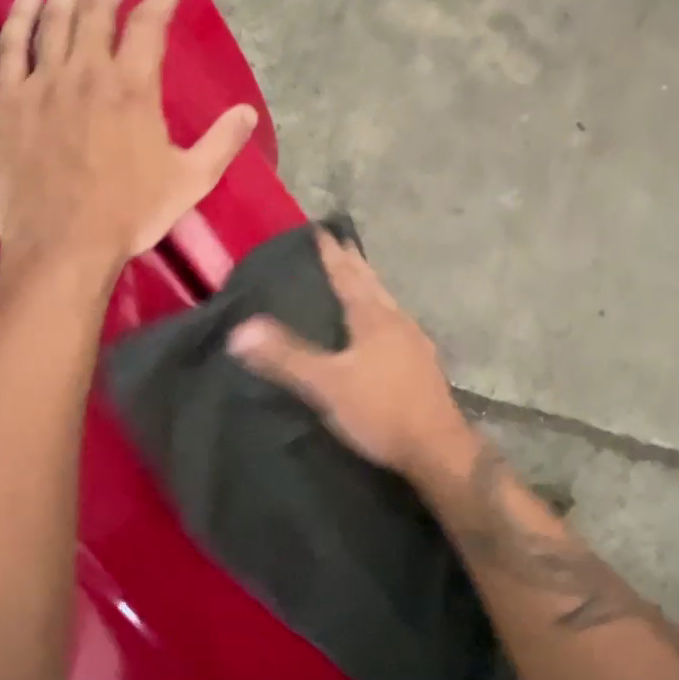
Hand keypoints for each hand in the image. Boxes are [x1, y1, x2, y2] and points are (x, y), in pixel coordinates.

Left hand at [0, 0, 256, 273]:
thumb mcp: (190, 182)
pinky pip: (12, 46)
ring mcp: (44, 84)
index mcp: (134, 88)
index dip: (159, 4)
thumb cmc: (130, 214)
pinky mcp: (10, 102)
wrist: (63, 245)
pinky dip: (21, 16)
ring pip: (55, 19)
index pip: (148, 27)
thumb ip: (221, 143)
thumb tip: (248, 113)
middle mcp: (88, 73)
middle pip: (97, 11)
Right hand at [228, 231, 469, 476]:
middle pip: (371, 284)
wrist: (438, 450)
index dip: (331, 254)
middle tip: (341, 244)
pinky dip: (381, 313)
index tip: (320, 230)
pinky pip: (395, 325)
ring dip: (370, 286)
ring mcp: (414, 343)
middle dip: (354, 263)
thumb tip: (240, 330)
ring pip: (386, 303)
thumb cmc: (381, 411)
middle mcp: (396, 321)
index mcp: (373, 318)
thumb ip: (286, 357)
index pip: (347, 275)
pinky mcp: (422, 366)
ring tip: (359, 278)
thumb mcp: (327, 385)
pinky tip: (382, 329)